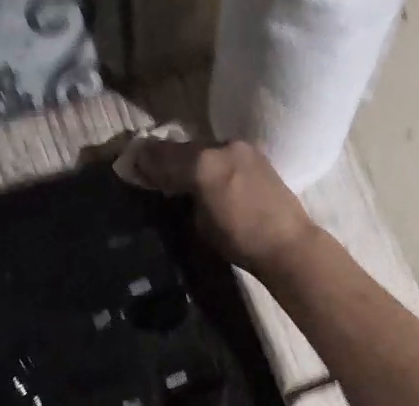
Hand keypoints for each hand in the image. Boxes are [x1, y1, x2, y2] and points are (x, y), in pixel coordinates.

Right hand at [127, 139, 320, 274]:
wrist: (288, 245)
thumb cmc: (241, 241)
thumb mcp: (202, 224)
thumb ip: (184, 197)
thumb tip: (176, 186)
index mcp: (203, 163)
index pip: (164, 155)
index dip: (145, 160)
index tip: (129, 163)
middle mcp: (222, 146)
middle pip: (185, 148)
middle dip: (165, 157)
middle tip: (151, 167)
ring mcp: (243, 150)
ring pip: (206, 149)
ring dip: (190, 159)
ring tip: (180, 174)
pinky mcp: (258, 159)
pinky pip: (224, 156)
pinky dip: (211, 163)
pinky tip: (209, 177)